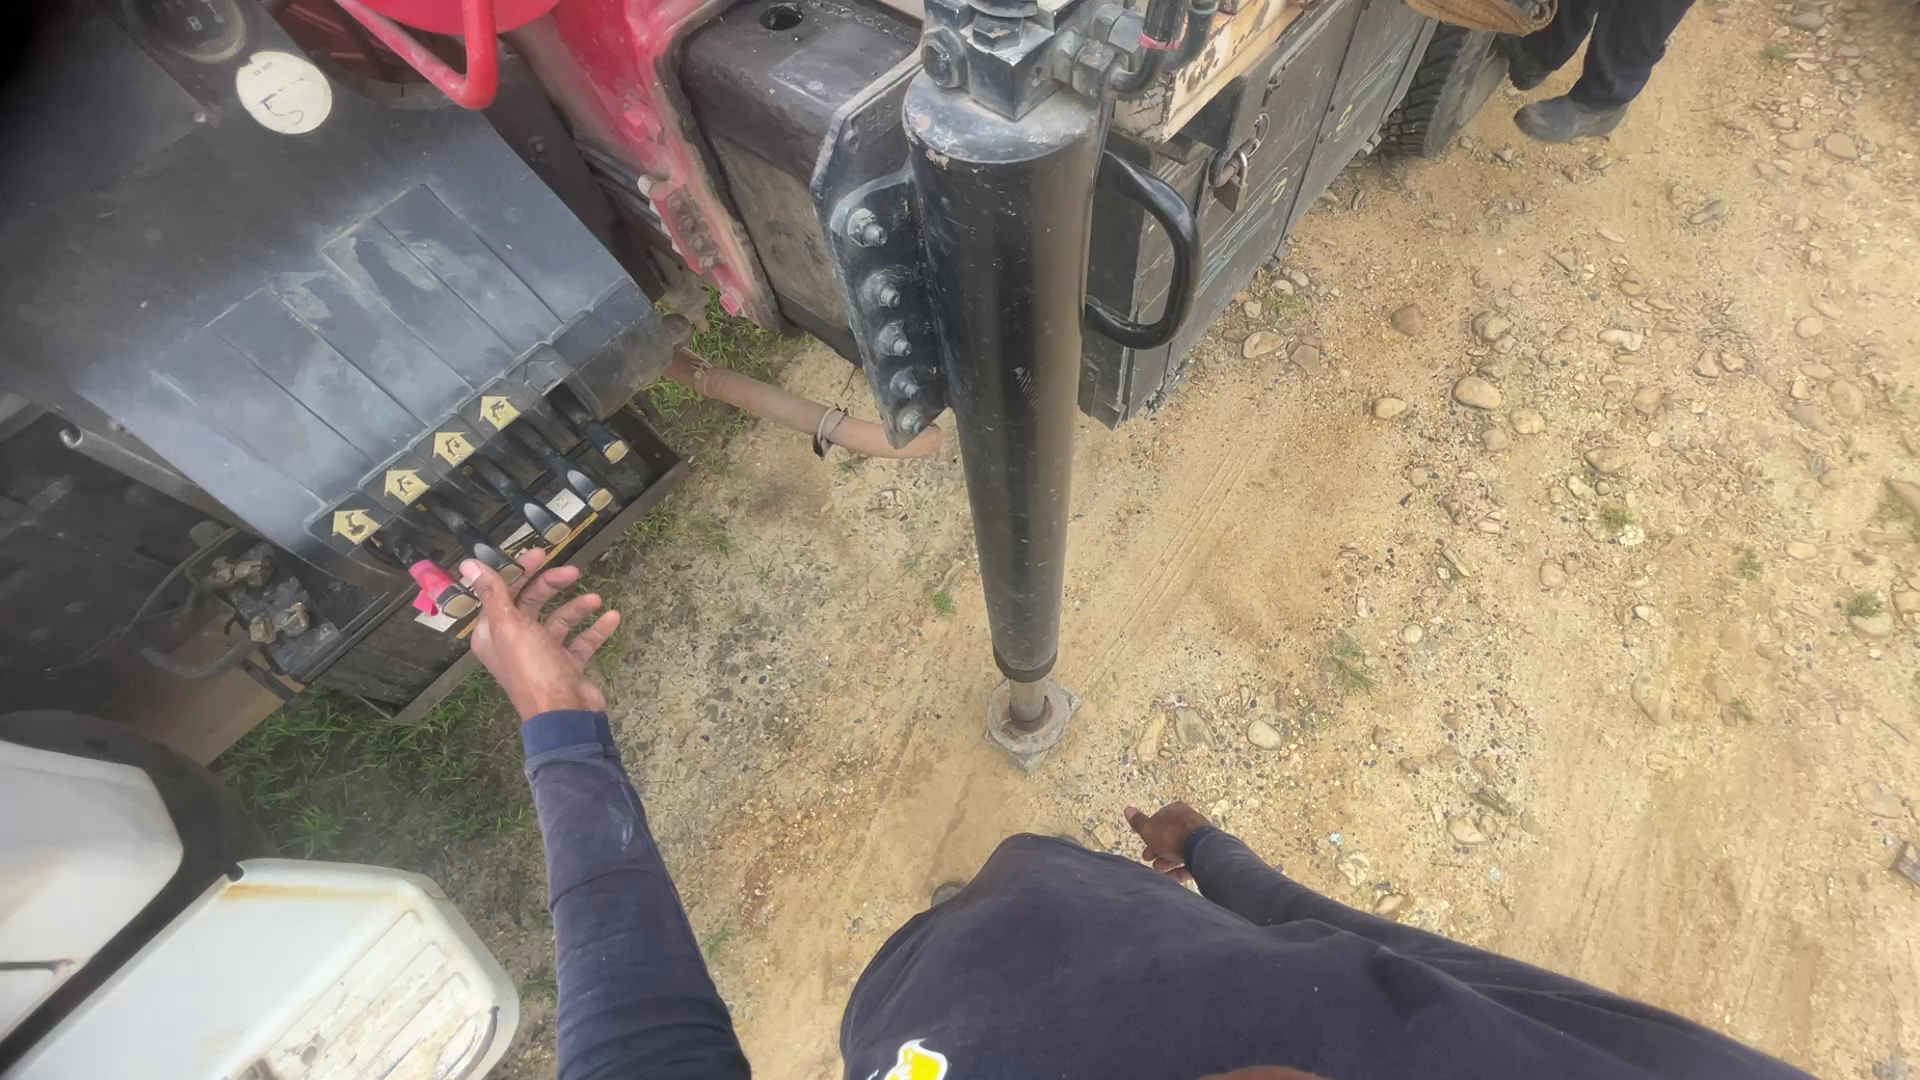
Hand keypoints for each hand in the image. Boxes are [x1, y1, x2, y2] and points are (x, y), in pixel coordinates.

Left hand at [462, 548, 620, 722]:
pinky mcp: (567, 664)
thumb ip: (493, 594)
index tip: (541, 554)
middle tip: (573, 571)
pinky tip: (611, 617)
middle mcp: (516, 641)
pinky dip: (596, 629)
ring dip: (577, 607)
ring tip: (596, 599)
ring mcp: (544, 653)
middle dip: (552, 585)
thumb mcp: (510, 628)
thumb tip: (467, 564)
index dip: (520, 572)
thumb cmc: (533, 669)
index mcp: (495, 633)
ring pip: (560, 620)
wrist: (564, 713)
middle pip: (533, 603)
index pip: (503, 593)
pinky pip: (582, 640)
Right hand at [1124, 801, 1210, 883]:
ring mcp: (1199, 838)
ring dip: (1167, 860)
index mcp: (1175, 810)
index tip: (1144, 844)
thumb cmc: (1171, 835)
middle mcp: (1189, 820)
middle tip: (1149, 859)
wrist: (1199, 849)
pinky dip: (1179, 869)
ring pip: (1179, 849)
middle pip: (1169, 836)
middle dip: (1158, 848)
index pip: (1159, 820)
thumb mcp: (1148, 829)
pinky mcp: (1205, 854)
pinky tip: (1170, 877)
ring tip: (1158, 869)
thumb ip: (1138, 822)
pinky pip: (1189, 861)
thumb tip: (1128, 810)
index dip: (1149, 832)